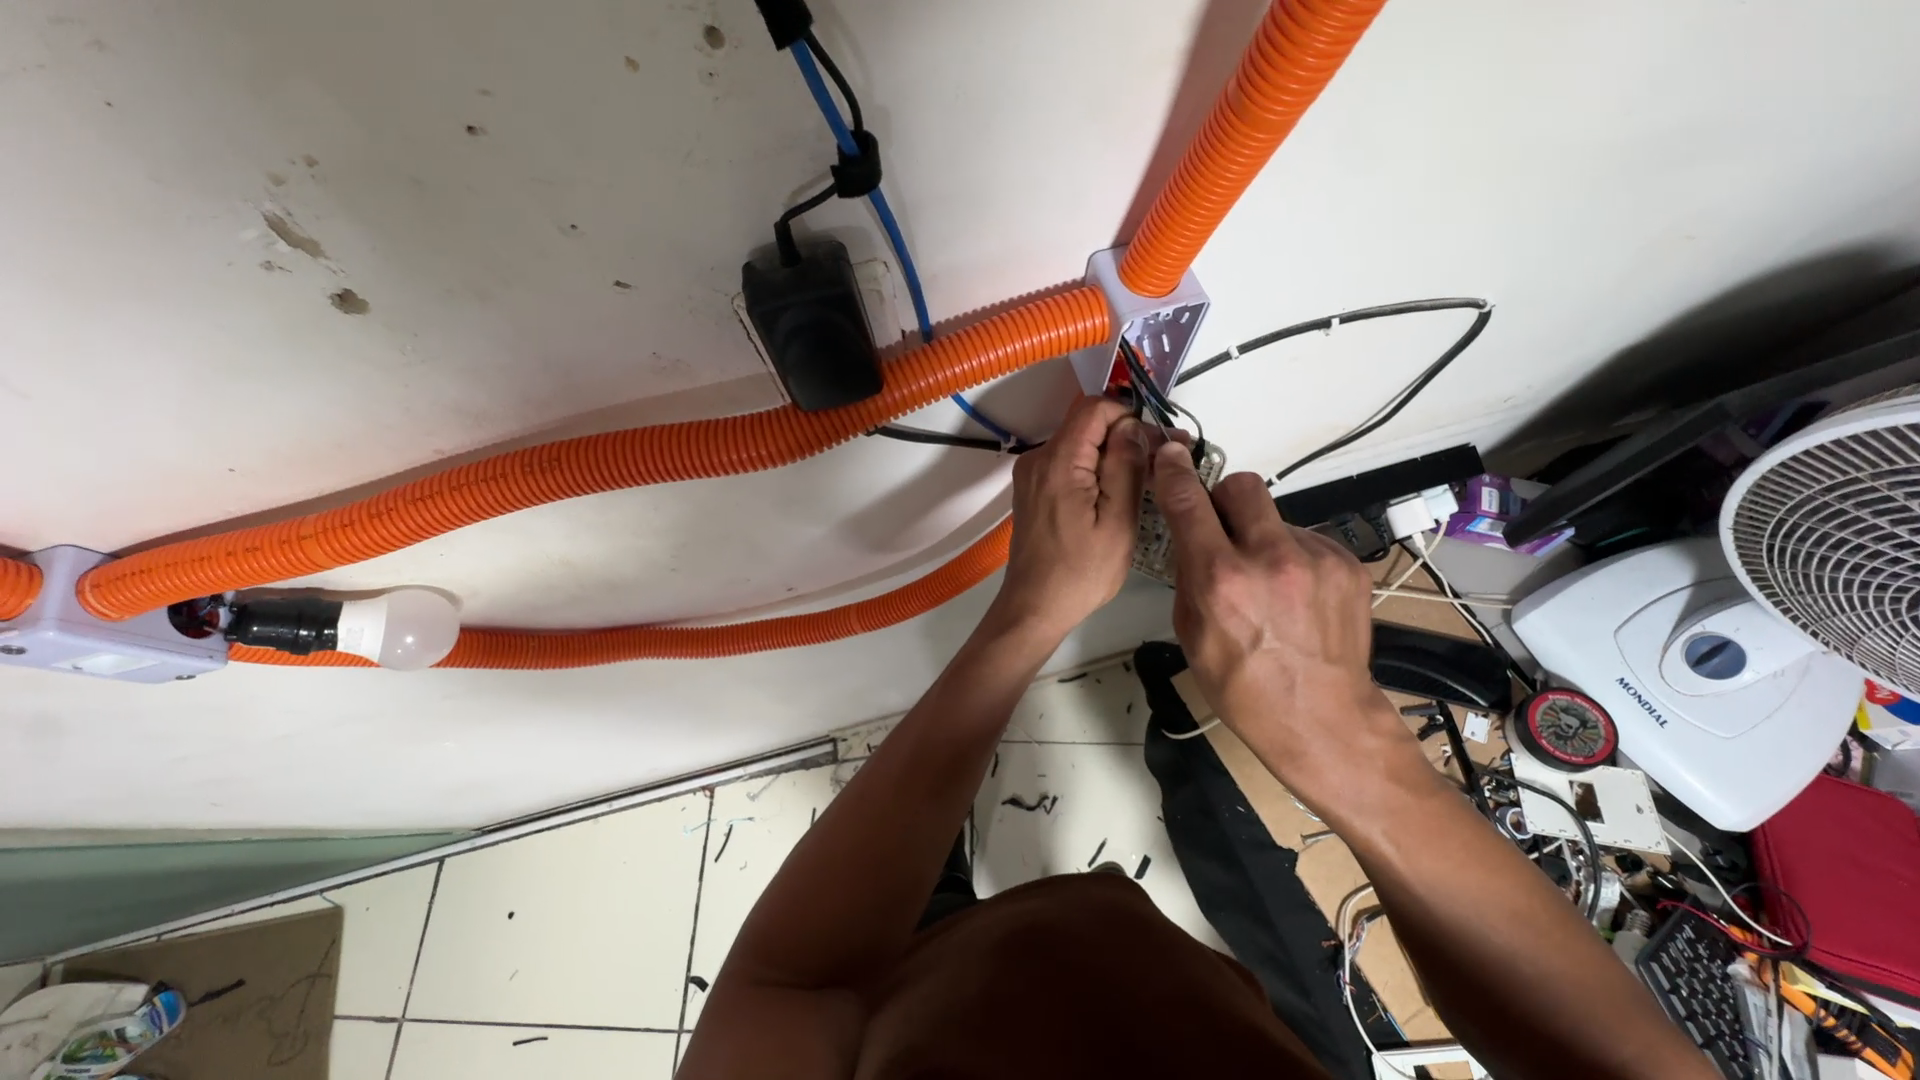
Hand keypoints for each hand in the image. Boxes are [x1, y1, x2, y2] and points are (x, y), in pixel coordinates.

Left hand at [992, 396, 1146, 636]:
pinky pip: (1067, 465)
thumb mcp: (1117, 521)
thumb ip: (1126, 467)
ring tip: (1146, 484)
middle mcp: (1038, 459)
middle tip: (1162, 466)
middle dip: (1125, 437)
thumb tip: (1133, 426)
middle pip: (1086, 425)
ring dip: (1112, 456)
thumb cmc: (1081, 572)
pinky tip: (1116, 497)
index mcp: (1058, 461)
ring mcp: (1031, 475)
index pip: (1095, 408)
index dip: (1130, 417)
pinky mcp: (1032, 491)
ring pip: (1079, 445)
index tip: (1158, 445)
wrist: (1034, 608)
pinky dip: (1093, 472)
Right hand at [1151, 442, 1414, 808]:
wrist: (1321, 719)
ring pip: (1277, 517)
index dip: (1174, 471)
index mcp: (1221, 580)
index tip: (1169, 454)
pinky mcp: (1346, 565)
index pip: (1189, 502)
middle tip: (1225, 529)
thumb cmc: (1242, 687)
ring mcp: (1316, 559)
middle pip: (1243, 485)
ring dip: (1263, 537)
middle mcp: (1270, 559)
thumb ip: (1190, 577)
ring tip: (1269, 584)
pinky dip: (1295, 558)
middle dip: (1226, 499)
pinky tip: (1296, 596)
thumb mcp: (1191, 634)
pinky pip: (1308, 541)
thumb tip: (1193, 541)